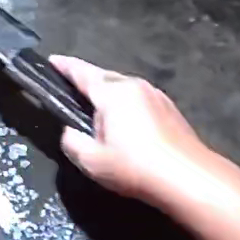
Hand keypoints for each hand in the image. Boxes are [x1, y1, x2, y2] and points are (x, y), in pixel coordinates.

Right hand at [51, 56, 214, 205]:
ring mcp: (156, 95)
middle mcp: (134, 86)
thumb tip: (70, 132)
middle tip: (71, 95)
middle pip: (104, 78)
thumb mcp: (91, 161)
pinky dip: (126, 107)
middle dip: (87, 83)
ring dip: (109, 97)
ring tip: (98, 116)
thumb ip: (72, 142)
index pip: (81, 72)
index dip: (64, 66)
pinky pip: (139, 100)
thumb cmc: (135, 167)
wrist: (188, 178)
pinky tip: (126, 127)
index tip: (51, 61)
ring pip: (123, 89)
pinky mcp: (169, 109)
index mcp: (112, 93)